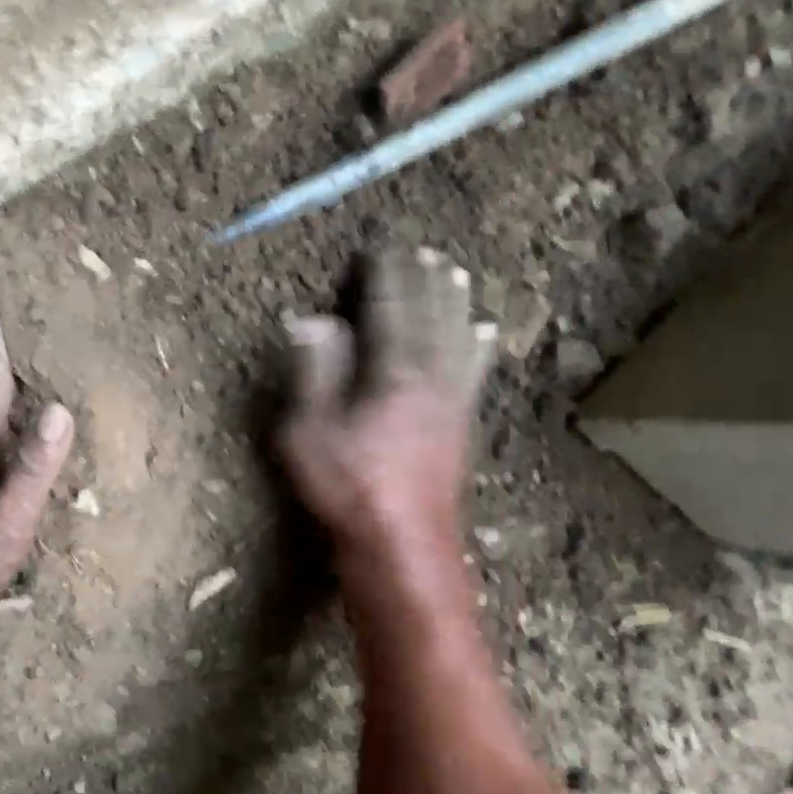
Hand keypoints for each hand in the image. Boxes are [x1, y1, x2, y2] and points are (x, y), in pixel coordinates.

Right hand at [277, 247, 494, 552]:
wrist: (403, 544)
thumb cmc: (345, 485)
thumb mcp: (309, 428)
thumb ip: (314, 370)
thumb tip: (311, 318)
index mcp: (392, 375)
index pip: (389, 313)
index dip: (384, 280)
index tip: (380, 249)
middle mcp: (431, 380)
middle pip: (431, 319)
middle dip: (424, 283)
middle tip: (423, 251)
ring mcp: (451, 404)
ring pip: (457, 340)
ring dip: (454, 304)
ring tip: (455, 274)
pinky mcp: (459, 426)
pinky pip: (474, 372)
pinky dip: (478, 347)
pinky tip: (484, 334)